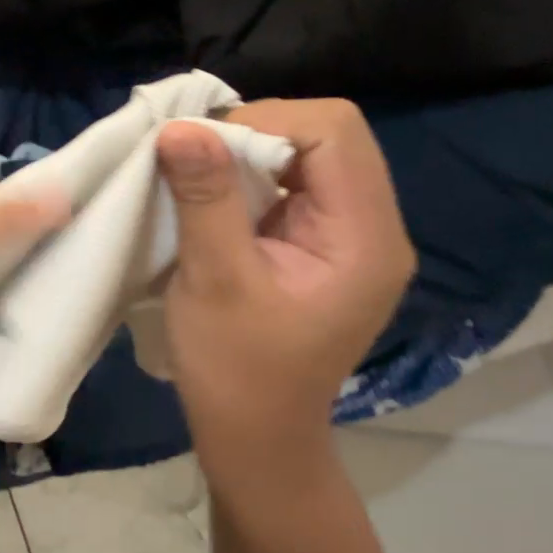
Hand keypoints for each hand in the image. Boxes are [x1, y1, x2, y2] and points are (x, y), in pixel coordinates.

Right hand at [157, 99, 414, 451]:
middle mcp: (371, 227)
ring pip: (305, 153)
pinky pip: (290, 181)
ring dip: (244, 153)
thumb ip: (206, 198)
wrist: (254, 432)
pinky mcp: (320, 243)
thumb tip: (181, 126)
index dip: (266, 121)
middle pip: (326, 135)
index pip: (335, 131)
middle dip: (252, 132)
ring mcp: (348, 235)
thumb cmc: (236, 365)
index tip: (201, 149)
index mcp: (364, 237)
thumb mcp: (214, 278)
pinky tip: (210, 199)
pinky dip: (245, 176)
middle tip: (192, 162)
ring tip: (195, 179)